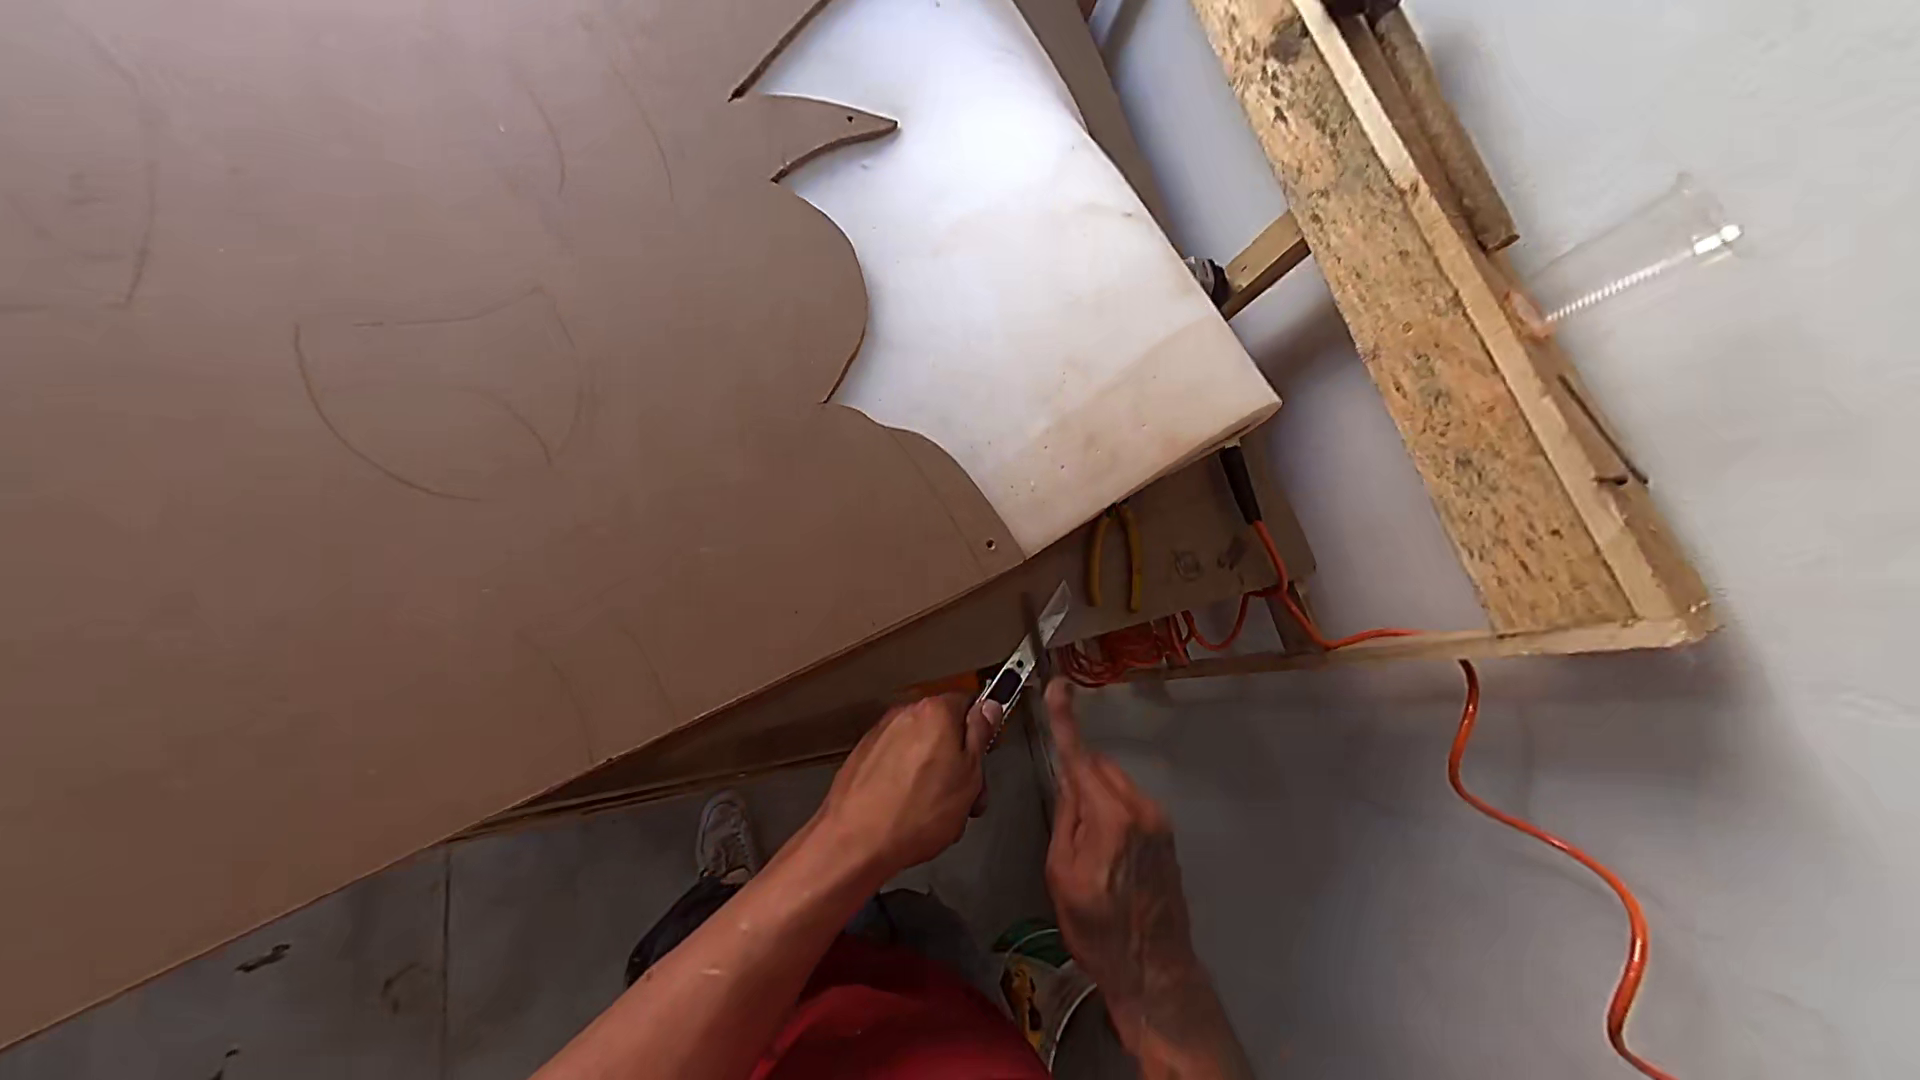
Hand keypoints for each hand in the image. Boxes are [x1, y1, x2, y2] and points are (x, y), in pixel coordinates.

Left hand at [814, 693, 1001, 881]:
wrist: (855, 841)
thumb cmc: (912, 814)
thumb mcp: (969, 775)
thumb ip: (981, 735)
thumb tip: (989, 710)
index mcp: (935, 711)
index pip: (970, 703)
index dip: (983, 730)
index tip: (986, 751)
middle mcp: (905, 715)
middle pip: (945, 728)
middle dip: (959, 760)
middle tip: (966, 795)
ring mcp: (881, 736)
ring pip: (921, 749)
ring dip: (934, 774)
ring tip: (936, 811)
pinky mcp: (864, 758)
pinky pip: (897, 764)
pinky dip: (907, 782)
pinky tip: (911, 811)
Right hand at [1043, 681, 1250, 1077]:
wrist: (1155, 972)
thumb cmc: (1097, 929)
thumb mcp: (1061, 874)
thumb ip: (1065, 816)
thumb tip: (1068, 779)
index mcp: (1109, 817)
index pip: (1079, 757)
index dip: (1065, 719)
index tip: (1058, 685)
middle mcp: (1140, 808)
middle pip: (1098, 767)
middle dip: (1078, 776)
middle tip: (1066, 820)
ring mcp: (1158, 819)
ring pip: (1114, 783)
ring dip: (1095, 796)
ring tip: (1087, 845)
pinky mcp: (1166, 832)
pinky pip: (1129, 802)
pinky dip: (1111, 810)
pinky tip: (1106, 851)